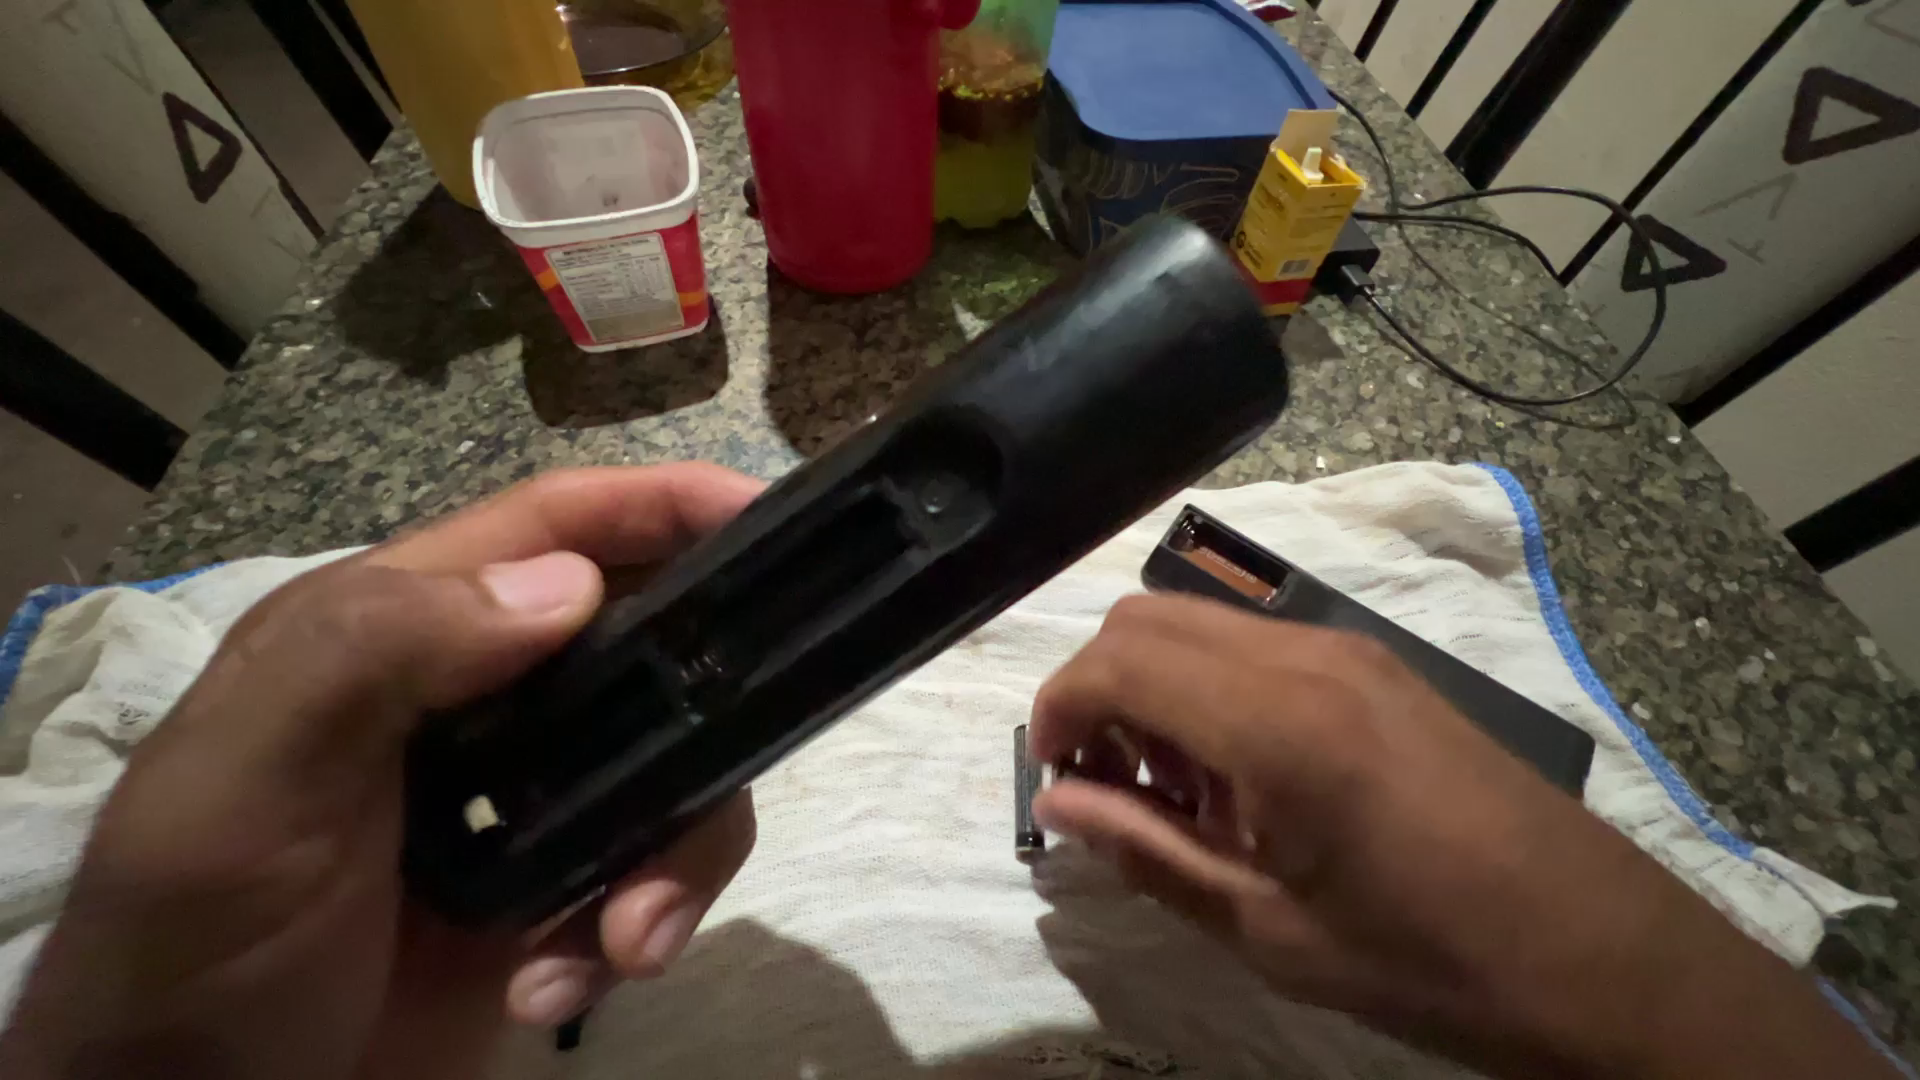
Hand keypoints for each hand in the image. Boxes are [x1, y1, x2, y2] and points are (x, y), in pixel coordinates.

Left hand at [0, 465, 764, 1079]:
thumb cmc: (196, 955)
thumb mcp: (240, 794)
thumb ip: (371, 656)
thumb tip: (572, 586)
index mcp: (419, 621)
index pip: (567, 521)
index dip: (670, 496)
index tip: (768, 511)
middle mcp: (503, 682)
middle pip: (661, 632)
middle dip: (712, 688)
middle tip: (761, 722)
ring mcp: (553, 775)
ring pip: (690, 752)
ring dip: (681, 845)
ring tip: (629, 934)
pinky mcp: (585, 860)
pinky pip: (673, 851)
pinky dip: (652, 910)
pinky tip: (582, 973)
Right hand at [1028, 594, 1897, 1079]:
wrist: (1613, 960)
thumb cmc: (1428, 960)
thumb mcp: (1266, 927)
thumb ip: (1143, 851)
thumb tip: (1054, 806)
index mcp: (1275, 721)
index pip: (1117, 663)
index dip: (1058, 707)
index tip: (1052, 773)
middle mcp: (1302, 654)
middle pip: (1142, 620)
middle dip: (1095, 688)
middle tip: (1104, 777)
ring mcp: (1341, 647)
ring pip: (1190, 621)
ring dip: (1148, 683)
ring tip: (1170, 781)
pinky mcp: (1368, 659)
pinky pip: (1245, 641)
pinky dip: (1201, 683)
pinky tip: (1233, 766)